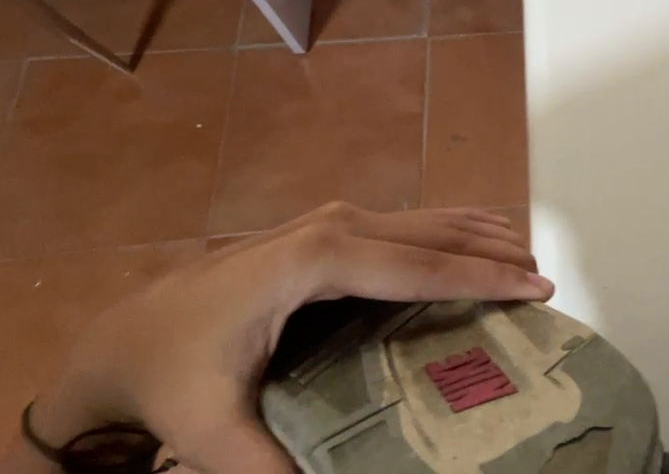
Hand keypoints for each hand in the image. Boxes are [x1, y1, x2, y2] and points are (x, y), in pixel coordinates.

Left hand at [10, 203, 551, 473]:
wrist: (124, 336)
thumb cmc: (173, 377)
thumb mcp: (216, 435)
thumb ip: (276, 470)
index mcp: (319, 261)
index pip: (422, 267)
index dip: (485, 279)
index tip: (537, 287)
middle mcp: (335, 225)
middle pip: (435, 235)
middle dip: (494, 254)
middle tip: (543, 277)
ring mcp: (333, 219)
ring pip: (426, 220)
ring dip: (478, 236)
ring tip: (524, 255)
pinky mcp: (330, 225)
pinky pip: (407, 222)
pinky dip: (450, 229)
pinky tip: (475, 233)